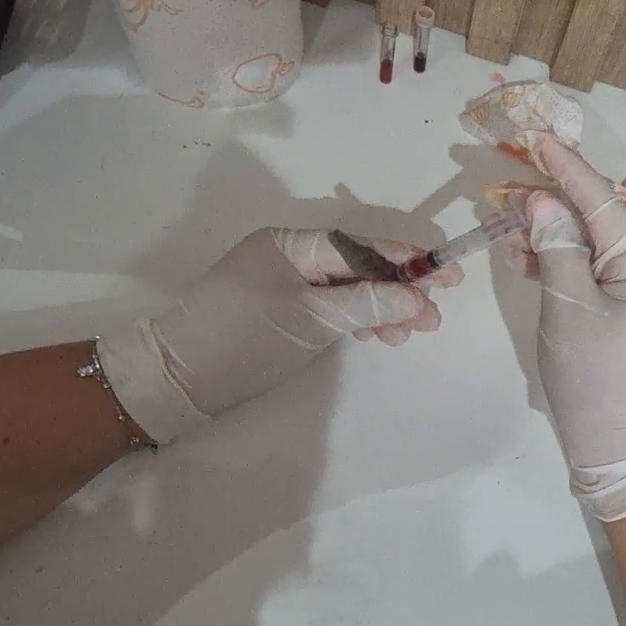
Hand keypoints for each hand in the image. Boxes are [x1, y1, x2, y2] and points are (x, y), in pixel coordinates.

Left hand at [99, 227, 459, 443]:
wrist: (179, 382)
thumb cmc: (245, 340)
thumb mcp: (313, 320)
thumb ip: (369, 303)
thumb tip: (418, 296)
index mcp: (292, 243)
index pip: (363, 246)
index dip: (409, 260)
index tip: (447, 275)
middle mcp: (292, 254)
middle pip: (362, 265)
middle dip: (400, 290)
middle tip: (432, 317)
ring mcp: (289, 281)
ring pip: (352, 288)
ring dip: (384, 309)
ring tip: (409, 334)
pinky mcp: (287, 307)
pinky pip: (335, 304)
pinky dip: (360, 319)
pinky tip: (380, 335)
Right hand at [517, 135, 625, 520]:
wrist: (614, 443)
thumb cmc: (593, 377)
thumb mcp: (569, 308)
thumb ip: (557, 248)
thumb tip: (543, 202)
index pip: (606, 205)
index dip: (570, 171)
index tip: (539, 141)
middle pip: (600, 221)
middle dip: (555, 202)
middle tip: (510, 190)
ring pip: (592, 245)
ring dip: (551, 233)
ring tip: (508, 224)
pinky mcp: (623, 308)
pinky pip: (591, 271)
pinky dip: (559, 262)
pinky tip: (524, 254)